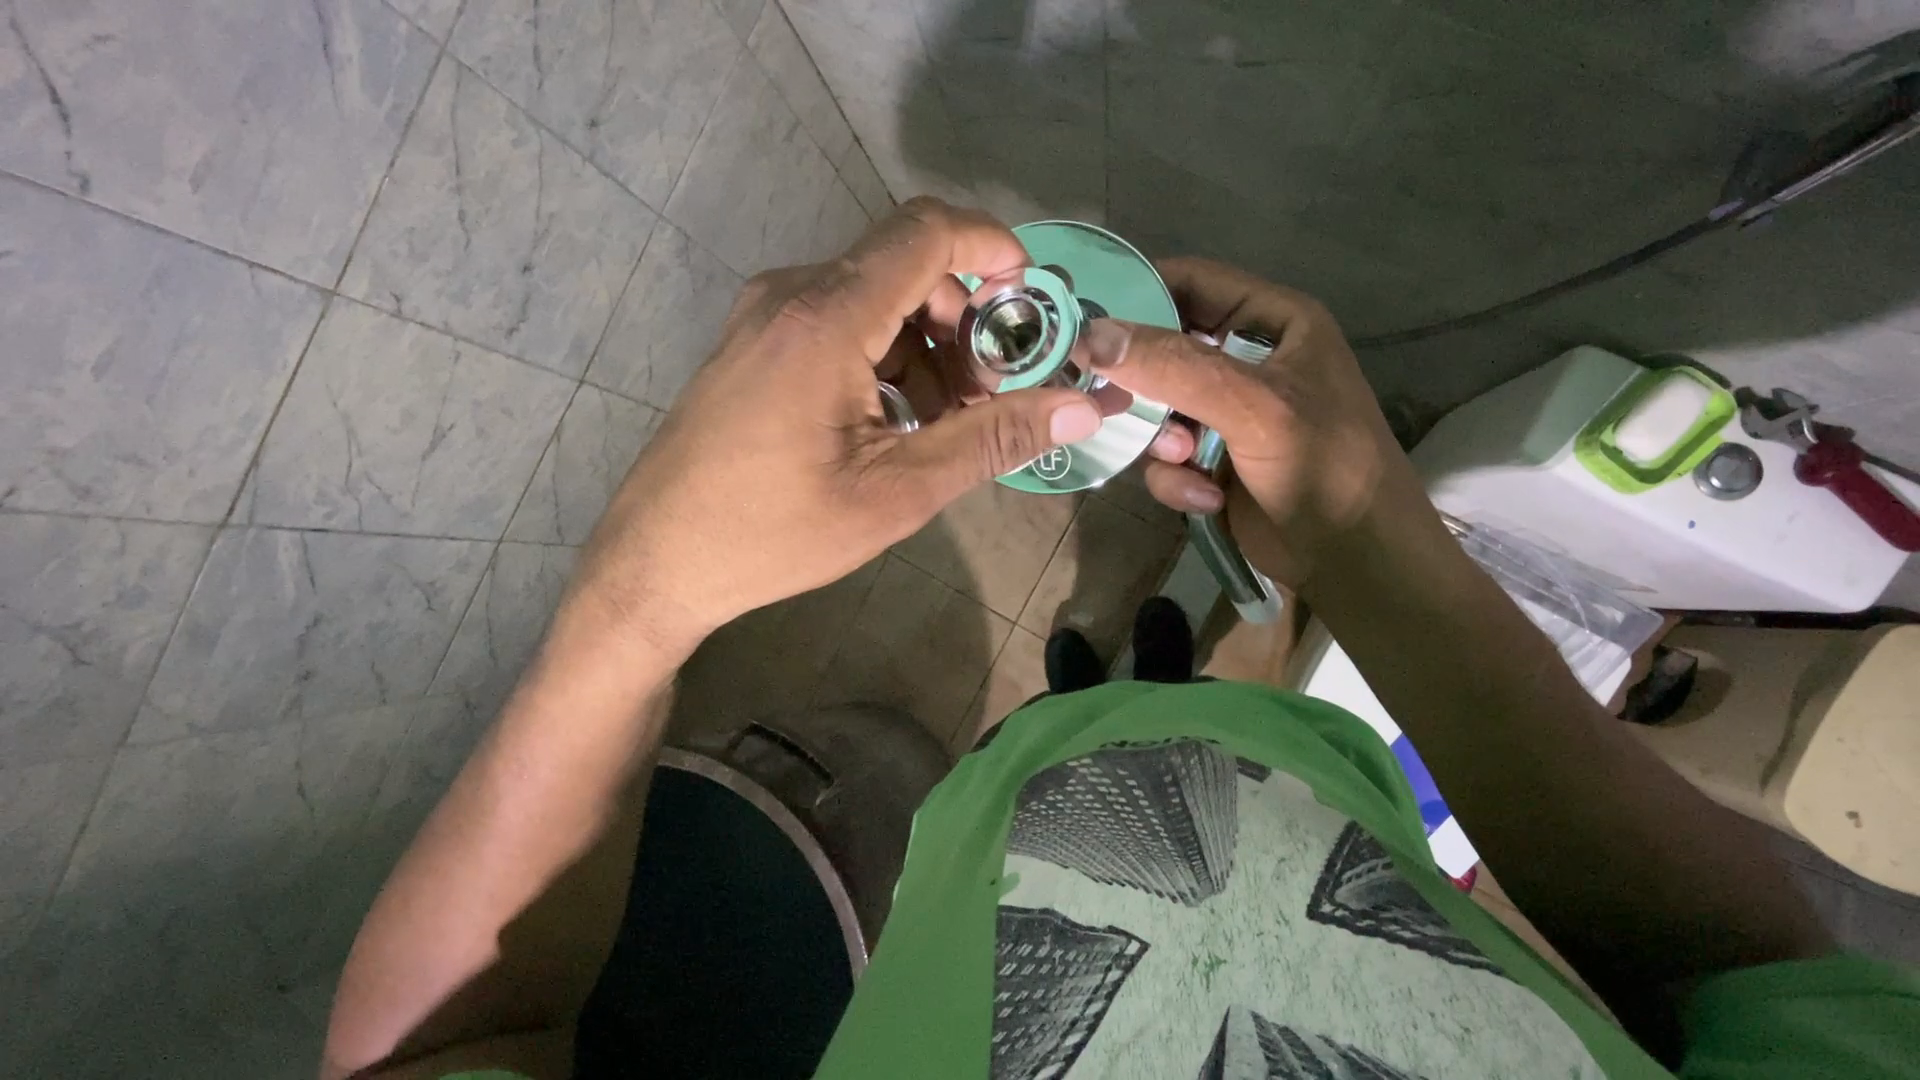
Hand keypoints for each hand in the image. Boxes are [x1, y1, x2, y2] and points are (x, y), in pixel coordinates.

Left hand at [561, 198, 1107, 658]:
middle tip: (990, 395)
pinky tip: (890, 424)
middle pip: (905, 266)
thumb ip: (992, 439)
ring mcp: (765, 317)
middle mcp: (792, 295)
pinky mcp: (754, 344)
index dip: (993, 248)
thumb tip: (1083, 406)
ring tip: (942, 424)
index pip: (927, 231)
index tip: (1032, 301)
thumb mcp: (897, 492)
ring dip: (926, 346)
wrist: (656, 561)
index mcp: (826, 317)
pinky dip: (883, 356)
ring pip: (874, 297)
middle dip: (965, 320)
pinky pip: (839, 322)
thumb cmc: (774, 533)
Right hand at [1083, 257, 1423, 589]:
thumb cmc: (1322, 467)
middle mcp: (1245, 360)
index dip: (1137, 291)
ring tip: (1184, 460)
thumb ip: (1177, 368)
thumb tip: (1092, 337)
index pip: (1191, 282)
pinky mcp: (1211, 462)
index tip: (1080, 316)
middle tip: (1101, 399)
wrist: (1354, 561)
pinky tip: (1204, 499)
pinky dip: (1175, 479)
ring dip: (1160, 440)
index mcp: (1273, 322)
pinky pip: (1165, 457)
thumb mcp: (1255, 407)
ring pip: (1154, 409)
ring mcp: (1225, 414)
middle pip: (1162, 349)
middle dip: (1138, 382)